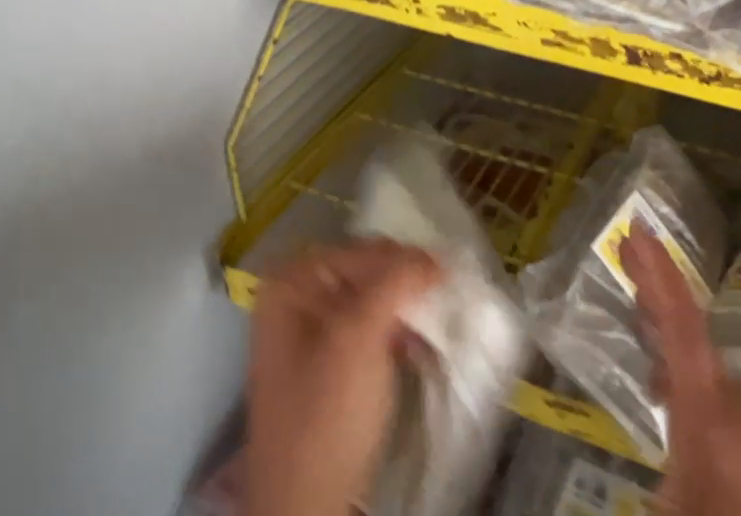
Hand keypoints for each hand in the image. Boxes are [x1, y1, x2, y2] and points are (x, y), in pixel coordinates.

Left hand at [246, 240, 441, 515]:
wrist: (305, 502)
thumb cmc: (326, 412)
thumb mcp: (357, 338)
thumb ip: (395, 282)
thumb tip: (434, 255)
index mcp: (291, 284)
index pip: (361, 250)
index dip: (404, 258)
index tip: (448, 273)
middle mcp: (297, 301)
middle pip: (366, 272)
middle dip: (408, 282)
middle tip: (450, 292)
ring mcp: (312, 336)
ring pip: (373, 302)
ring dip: (409, 309)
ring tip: (443, 318)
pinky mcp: (332, 369)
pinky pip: (373, 333)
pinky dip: (401, 335)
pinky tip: (425, 346)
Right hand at [621, 233, 740, 515]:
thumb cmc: (724, 515)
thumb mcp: (672, 505)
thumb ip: (644, 469)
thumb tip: (619, 428)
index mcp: (711, 410)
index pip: (683, 327)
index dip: (660, 276)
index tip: (639, 233)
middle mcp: (735, 405)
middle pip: (693, 333)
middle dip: (658, 289)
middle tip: (629, 250)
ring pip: (702, 364)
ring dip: (667, 330)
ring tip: (636, 302)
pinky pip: (711, 392)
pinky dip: (680, 369)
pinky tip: (661, 379)